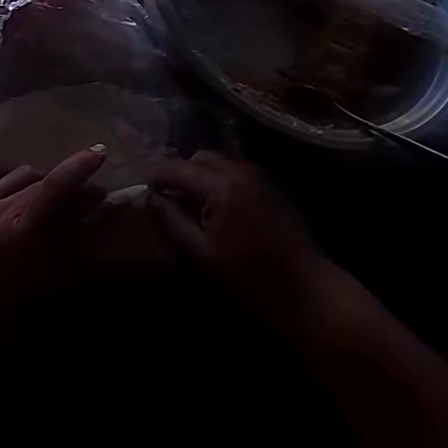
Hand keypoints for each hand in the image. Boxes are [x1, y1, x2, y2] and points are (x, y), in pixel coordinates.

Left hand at [0, 146, 106, 363]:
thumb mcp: (41, 294)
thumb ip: (61, 252)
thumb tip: (77, 224)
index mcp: (18, 229)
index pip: (55, 185)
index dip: (80, 167)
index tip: (99, 154)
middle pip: (37, 179)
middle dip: (64, 181)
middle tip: (82, 197)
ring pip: (10, 175)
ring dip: (35, 178)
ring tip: (46, 194)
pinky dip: (0, 177)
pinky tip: (7, 186)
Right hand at [151, 151, 331, 326]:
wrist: (305, 289)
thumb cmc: (250, 276)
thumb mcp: (202, 253)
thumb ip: (172, 221)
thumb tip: (152, 200)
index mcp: (222, 185)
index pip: (177, 167)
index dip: (156, 177)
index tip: (142, 192)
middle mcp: (240, 170)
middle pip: (198, 158)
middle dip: (178, 173)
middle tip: (164, 199)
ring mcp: (257, 177)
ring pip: (216, 162)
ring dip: (197, 176)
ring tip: (185, 204)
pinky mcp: (266, 187)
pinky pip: (231, 172)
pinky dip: (215, 181)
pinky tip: (210, 207)